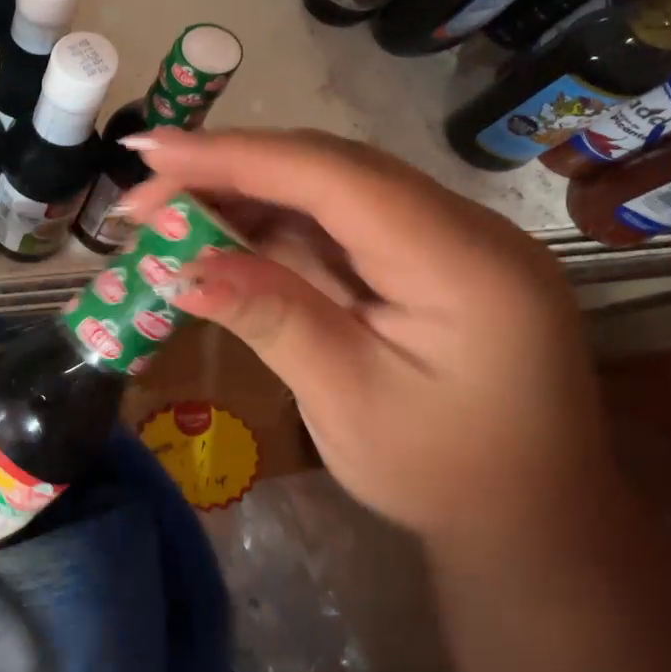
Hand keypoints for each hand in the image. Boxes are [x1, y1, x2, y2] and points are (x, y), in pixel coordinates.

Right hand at [119, 128, 609, 542]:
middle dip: (225, 170)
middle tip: (139, 198)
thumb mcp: (347, 400)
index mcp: (462, 265)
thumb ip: (271, 319)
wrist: (532, 519)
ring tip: (160, 215)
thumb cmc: (443, 473)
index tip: (149, 152)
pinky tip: (214, 235)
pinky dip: (265, 224)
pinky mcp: (418, 257)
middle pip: (327, 169)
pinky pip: (331, 222)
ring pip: (323, 188)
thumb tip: (180, 267)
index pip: (334, 179)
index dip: (237, 157)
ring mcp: (441, 239)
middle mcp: (460, 230)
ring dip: (238, 194)